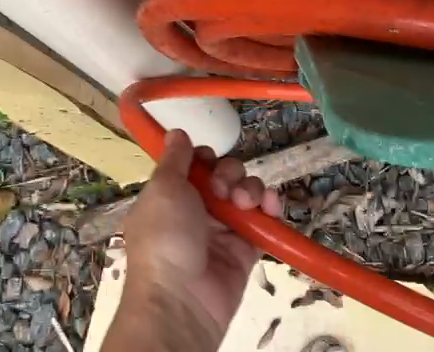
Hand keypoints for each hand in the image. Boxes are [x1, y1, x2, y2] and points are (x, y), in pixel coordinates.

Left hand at [108, 129, 283, 351]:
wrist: (182, 301)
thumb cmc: (165, 239)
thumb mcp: (162, 190)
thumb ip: (175, 159)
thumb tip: (175, 132)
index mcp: (173, 197)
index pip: (197, 165)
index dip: (206, 158)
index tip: (206, 161)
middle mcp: (198, 210)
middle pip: (226, 174)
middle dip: (231, 174)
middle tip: (223, 190)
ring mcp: (224, 228)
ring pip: (247, 191)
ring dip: (251, 188)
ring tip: (246, 203)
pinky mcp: (248, 246)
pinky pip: (265, 216)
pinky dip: (271, 206)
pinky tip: (270, 207)